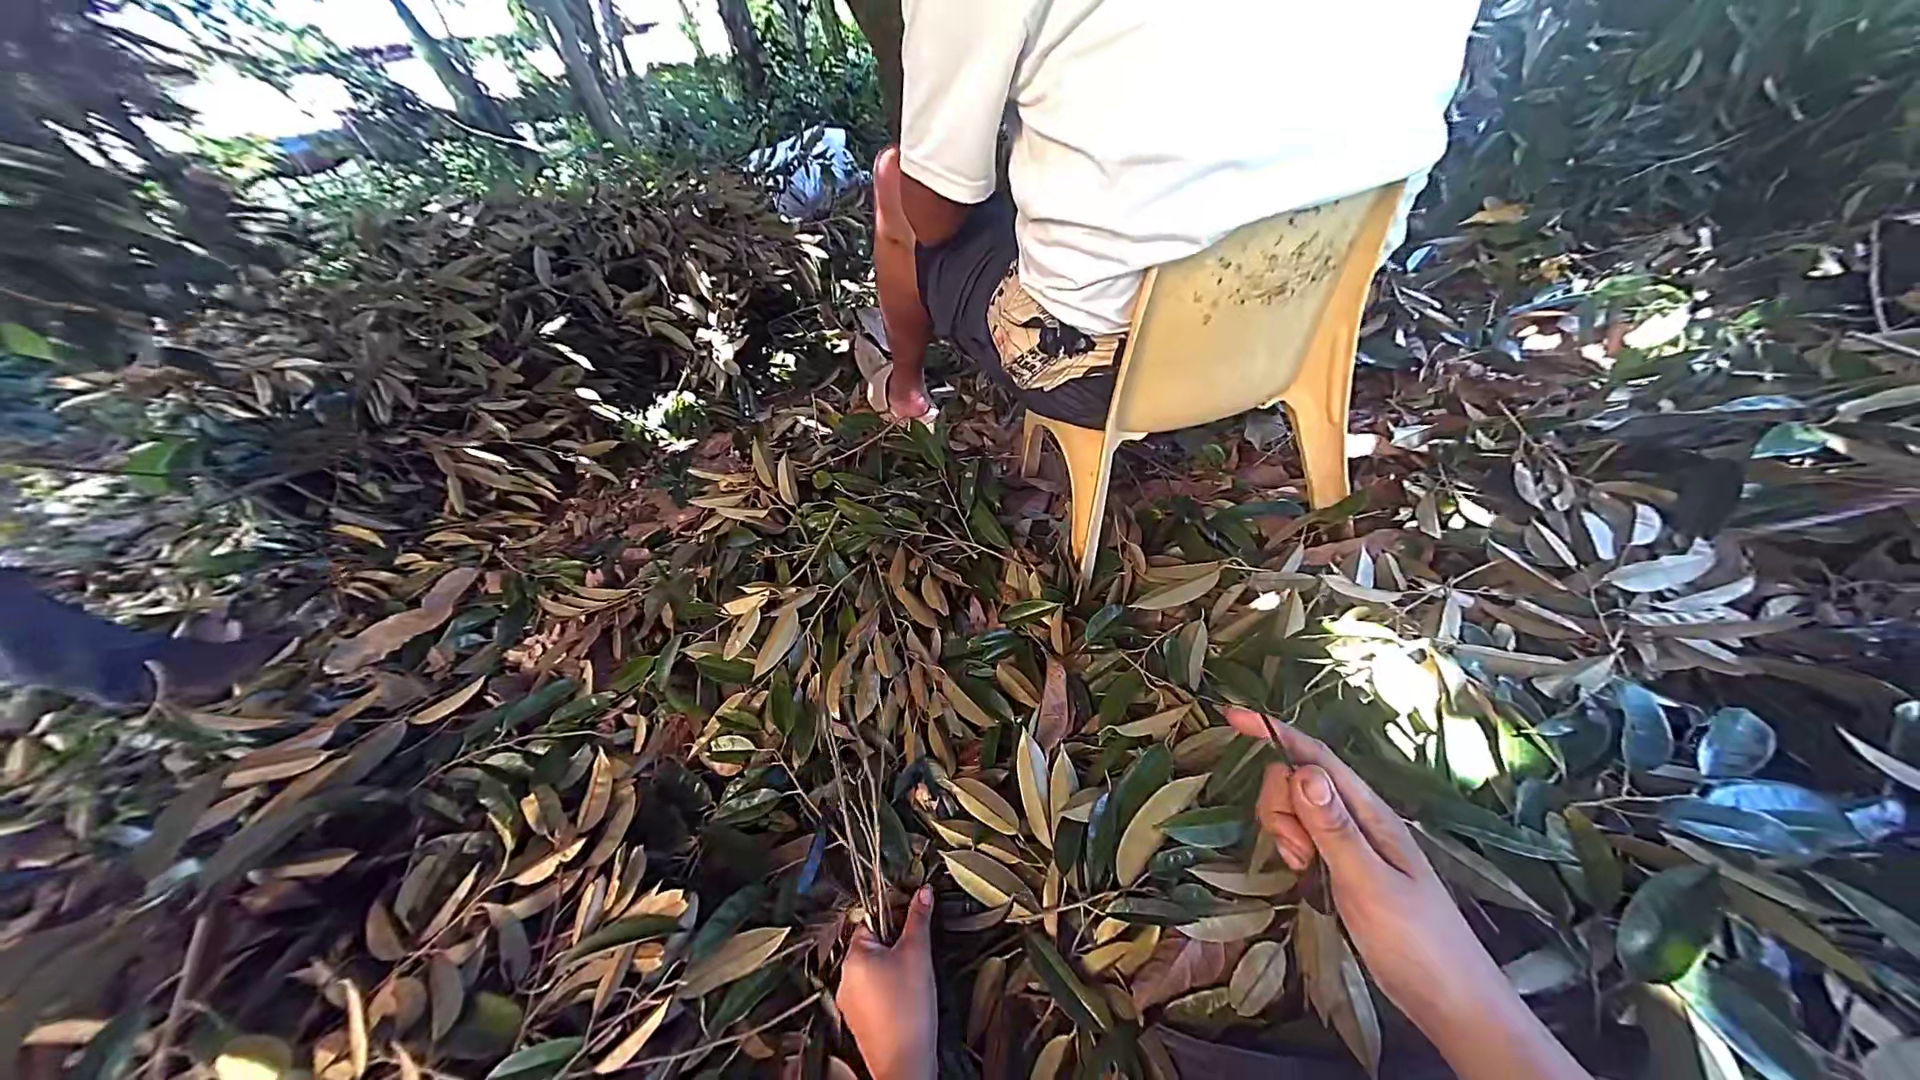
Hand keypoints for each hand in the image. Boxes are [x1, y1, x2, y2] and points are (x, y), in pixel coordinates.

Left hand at [835, 886, 936, 1079]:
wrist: (905, 1064)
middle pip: (872, 945)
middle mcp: (845, 978)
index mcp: (854, 956)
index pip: (870, 921)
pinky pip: (872, 993)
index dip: (893, 919)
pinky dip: (887, 991)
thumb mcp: (918, 952)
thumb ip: (919, 918)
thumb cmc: (908, 1011)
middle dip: (894, 945)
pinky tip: (904, 999)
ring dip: (891, 968)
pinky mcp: (858, 1021)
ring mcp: (849, 1002)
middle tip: (914, 954)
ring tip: (911, 980)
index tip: (909, 923)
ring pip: (873, 970)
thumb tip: (923, 893)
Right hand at [1224, 708, 1589, 1079]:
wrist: (1454, 1006)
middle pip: (1295, 778)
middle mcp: (1357, 816)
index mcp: (1370, 812)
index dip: (1275, 732)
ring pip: (1293, 805)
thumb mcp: (1371, 885)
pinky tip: (1303, 871)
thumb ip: (1335, 828)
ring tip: (1303, 867)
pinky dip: (1288, 844)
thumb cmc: (1419, 944)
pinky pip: (1299, 831)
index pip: (1316, 756)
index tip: (1233, 716)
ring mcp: (1348, 838)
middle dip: (1279, 805)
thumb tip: (1302, 770)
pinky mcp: (1340, 860)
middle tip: (1297, 853)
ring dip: (1282, 828)